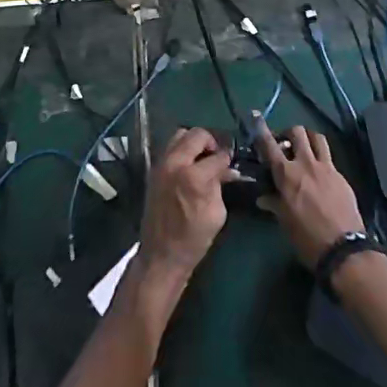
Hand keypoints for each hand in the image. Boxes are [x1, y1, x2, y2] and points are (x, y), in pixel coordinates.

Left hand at [140, 127, 236, 274]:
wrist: (162, 252)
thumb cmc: (194, 237)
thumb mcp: (217, 212)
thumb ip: (220, 184)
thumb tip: (227, 169)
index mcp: (193, 176)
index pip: (216, 155)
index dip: (227, 157)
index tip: (232, 162)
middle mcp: (174, 162)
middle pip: (195, 134)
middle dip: (210, 142)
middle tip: (217, 156)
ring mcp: (160, 163)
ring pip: (179, 135)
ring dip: (193, 142)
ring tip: (203, 159)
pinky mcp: (153, 169)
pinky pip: (169, 148)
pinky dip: (182, 149)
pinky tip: (190, 165)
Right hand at [255, 115, 366, 267]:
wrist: (344, 249)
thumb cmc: (307, 236)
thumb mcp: (285, 220)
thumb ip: (274, 203)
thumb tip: (263, 198)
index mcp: (286, 173)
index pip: (269, 144)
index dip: (261, 128)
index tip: (256, 117)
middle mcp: (305, 163)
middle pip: (297, 132)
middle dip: (289, 133)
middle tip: (285, 144)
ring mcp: (326, 168)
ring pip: (317, 138)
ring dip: (308, 138)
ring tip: (304, 148)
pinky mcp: (341, 177)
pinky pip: (330, 158)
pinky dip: (322, 158)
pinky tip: (319, 172)